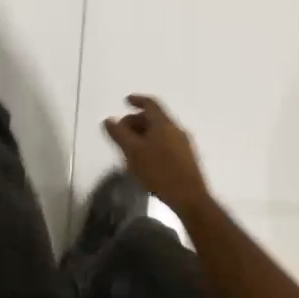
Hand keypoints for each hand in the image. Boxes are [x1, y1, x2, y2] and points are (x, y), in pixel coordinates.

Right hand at [103, 95, 211, 213]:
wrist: (189, 198)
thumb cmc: (158, 171)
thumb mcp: (132, 152)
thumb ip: (119, 134)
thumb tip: (109, 119)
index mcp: (163, 124)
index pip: (150, 104)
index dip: (137, 100)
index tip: (126, 100)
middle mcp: (176, 129)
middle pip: (155, 118)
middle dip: (137, 120)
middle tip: (122, 130)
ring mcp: (184, 144)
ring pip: (161, 132)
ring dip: (144, 134)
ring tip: (130, 147)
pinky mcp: (187, 159)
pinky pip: (166, 143)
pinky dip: (153, 143)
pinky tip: (145, 159)